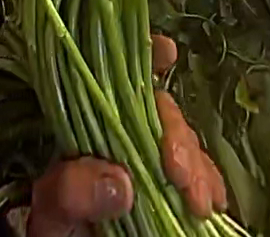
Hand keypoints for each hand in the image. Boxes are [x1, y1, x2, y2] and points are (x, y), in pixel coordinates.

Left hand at [26, 36, 227, 236]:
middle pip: (159, 110)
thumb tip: (121, 182)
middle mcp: (125, 130)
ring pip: (183, 142)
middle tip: (182, 175)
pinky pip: (199, 177)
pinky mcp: (172, 188)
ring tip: (199, 201)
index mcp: (93, 121)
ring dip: (198, 164)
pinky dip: (211, 183)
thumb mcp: (53, 205)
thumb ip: (73, 188)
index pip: (119, 74)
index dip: (147, 55)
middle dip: (177, 134)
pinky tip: (216, 200)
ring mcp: (151, 158)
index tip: (168, 51)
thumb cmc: (55, 226)